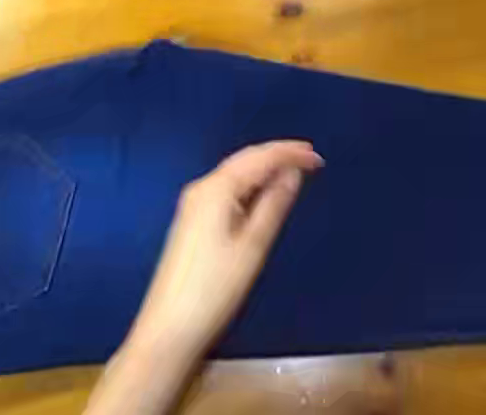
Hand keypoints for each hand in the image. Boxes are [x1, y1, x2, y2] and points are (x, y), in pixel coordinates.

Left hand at [85, 142, 321, 414]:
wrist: (167, 332)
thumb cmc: (215, 288)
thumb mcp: (253, 246)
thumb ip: (274, 204)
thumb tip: (292, 172)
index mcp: (217, 188)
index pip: (260, 158)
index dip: (290, 153)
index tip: (318, 157)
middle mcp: (202, 187)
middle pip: (245, 159)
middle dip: (277, 155)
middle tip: (309, 157)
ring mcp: (193, 203)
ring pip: (235, 173)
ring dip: (264, 168)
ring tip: (292, 170)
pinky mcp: (192, 219)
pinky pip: (227, 188)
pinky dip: (250, 183)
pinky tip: (263, 192)